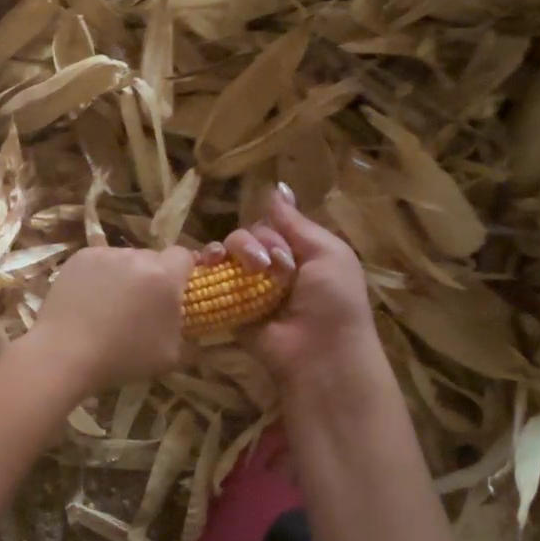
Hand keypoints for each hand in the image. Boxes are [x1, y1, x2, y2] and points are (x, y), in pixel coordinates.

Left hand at [28, 245, 195, 392]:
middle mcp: (136, 256)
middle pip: (153, 257)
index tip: (176, 291)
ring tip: (110, 303)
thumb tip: (193, 327)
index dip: (183, 271)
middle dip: (153, 276)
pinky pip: (99, 261)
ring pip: (125, 259)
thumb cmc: (123, 356)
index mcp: (164, 276)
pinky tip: (90, 299)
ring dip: (125, 274)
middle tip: (141, 304)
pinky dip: (99, 275)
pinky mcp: (79, 258)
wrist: (65, 352)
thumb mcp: (171, 356)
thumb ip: (188, 334)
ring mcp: (105, 254)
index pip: (185, 255)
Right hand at [202, 184, 394, 409]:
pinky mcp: (226, 305)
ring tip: (244, 269)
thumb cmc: (334, 302)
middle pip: (246, 236)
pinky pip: (209, 278)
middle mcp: (271, 268)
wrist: (319, 353)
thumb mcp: (328, 254)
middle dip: (253, 245)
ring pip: (225, 253)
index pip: (271, 226)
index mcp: (298, 254)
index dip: (271, 230)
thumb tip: (274, 188)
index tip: (283, 250)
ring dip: (231, 252)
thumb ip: (297, 223)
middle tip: (266, 267)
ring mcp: (247, 287)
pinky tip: (207, 265)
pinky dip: (205, 267)